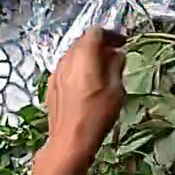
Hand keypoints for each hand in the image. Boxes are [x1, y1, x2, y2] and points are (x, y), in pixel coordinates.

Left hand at [41, 29, 125, 174]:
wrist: (70, 141)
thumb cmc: (97, 115)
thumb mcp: (116, 90)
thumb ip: (116, 67)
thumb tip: (117, 54)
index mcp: (84, 56)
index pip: (96, 33)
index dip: (111, 35)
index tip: (122, 43)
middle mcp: (67, 59)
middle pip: (83, 42)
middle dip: (99, 44)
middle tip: (114, 55)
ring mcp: (56, 72)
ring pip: (73, 55)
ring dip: (88, 57)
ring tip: (101, 69)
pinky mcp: (51, 85)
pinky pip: (66, 69)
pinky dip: (78, 69)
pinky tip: (86, 83)